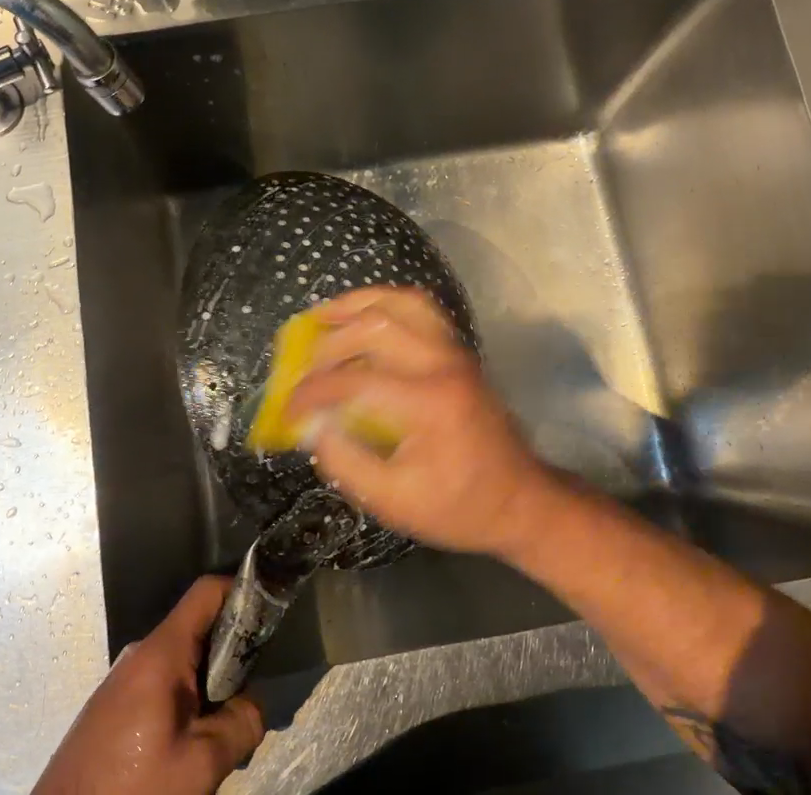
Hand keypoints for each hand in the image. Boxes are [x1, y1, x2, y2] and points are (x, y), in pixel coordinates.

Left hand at [33, 576, 264, 794]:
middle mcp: (140, 655)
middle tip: (253, 698)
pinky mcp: (114, 707)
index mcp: (161, 653)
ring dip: (211, 690)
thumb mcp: (201, 763)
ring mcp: (123, 680)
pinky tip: (192, 747)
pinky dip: (188, 705)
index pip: (206, 592)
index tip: (272, 615)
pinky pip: (164, 687)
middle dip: (233, 658)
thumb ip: (242, 724)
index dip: (243, 591)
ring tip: (224, 735)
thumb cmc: (133, 788)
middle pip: (199, 631)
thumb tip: (254, 703)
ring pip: (184, 665)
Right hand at [283, 287, 560, 557]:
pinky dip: (384, 304)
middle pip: (375, 327)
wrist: (521, 501)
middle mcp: (442, 365)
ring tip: (320, 317)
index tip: (289, 410)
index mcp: (428, 403)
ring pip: (400, 302)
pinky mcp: (458, 351)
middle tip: (302, 371)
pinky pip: (419, 308)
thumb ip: (345, 462)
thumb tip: (310, 427)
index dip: (312, 392)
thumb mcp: (393, 501)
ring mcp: (454, 351)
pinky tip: (360, 318)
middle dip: (328, 345)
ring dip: (355, 305)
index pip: (354, 381)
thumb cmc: (459, 507)